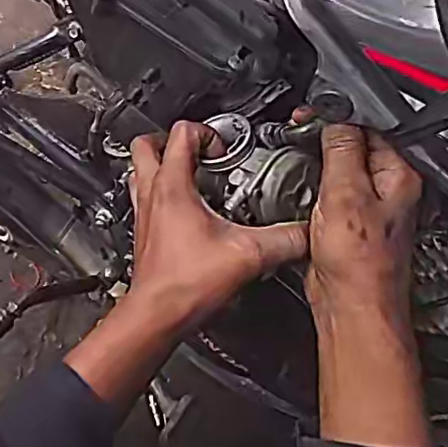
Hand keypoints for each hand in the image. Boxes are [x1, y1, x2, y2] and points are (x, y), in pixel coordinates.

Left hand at [123, 121, 309, 330]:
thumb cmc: (184, 284)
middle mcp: (152, 194)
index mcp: (171, 186)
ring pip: (140, 170)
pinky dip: (162, 193)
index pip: (182, 133)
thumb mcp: (247, 256)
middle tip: (201, 151)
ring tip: (191, 173)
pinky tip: (186, 210)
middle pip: (146, 144)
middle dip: (174, 141)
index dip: (208, 133)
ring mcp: (145, 212)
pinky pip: (146, 198)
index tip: (226, 149)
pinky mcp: (145, 231)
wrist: (157, 314)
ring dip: (162, 164)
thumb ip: (284, 240)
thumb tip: (307, 232)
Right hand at [305, 124, 430, 446]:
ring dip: (315, 163)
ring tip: (295, 161)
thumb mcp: (345, 194)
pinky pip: (327, 193)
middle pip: (352, 147)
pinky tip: (299, 190)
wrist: (350, 307)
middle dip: (323, 139)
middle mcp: (387, 191)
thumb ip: (341, 151)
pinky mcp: (346, 224)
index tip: (311, 117)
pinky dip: (311, 187)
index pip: (369, 128)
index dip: (338, 118)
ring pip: (338, 170)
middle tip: (299, 134)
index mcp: (398, 177)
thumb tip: (336, 121)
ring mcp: (366, 207)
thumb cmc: (361, 264)